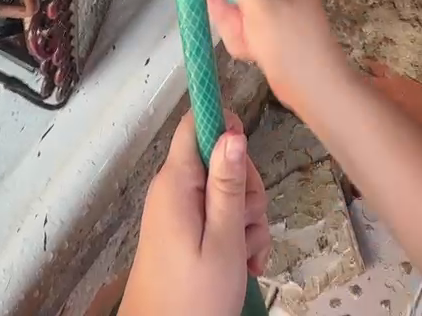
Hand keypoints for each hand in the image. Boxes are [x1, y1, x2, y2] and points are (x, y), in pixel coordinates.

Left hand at [122, 111, 269, 315]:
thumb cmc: (193, 299)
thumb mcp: (222, 242)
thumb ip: (228, 185)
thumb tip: (232, 131)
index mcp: (177, 182)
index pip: (195, 123)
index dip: (223, 125)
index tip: (245, 153)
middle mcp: (175, 189)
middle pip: (221, 159)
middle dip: (245, 190)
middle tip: (245, 227)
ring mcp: (181, 211)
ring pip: (228, 193)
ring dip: (246, 221)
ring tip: (242, 257)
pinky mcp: (187, 231)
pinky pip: (221, 218)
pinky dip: (237, 238)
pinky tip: (243, 264)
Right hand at [203, 0, 352, 113]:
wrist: (314, 89)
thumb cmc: (291, 44)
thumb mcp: (260, 4)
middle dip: (229, 7)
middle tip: (238, 23)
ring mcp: (268, 7)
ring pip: (231, 7)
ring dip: (234, 27)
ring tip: (251, 43)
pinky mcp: (263, 28)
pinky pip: (238, 26)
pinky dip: (241, 40)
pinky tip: (254, 52)